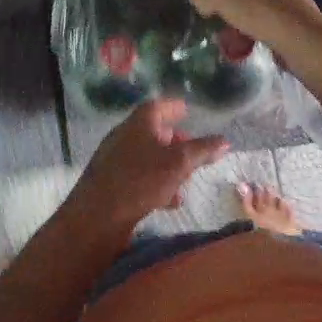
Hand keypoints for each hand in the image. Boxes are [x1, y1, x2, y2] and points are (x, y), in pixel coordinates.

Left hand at [62, 100, 228, 236]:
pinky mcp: (111, 182)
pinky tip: (169, 200)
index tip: (187, 109)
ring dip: (167, 164)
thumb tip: (225, 140)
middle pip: (152, 131)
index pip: (158, 106)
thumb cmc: (140, 180)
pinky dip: (156, 182)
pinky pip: (139, 175)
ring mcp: (115, 159)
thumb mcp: (178, 163)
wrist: (97, 215)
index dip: (174, 107)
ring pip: (147, 155)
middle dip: (174, 140)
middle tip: (191, 149)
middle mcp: (124, 135)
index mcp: (138, 123)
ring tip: (185, 179)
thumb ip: (202, 151)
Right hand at [189, 0, 321, 54]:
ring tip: (237, 44)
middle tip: (225, 30)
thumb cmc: (261, 12)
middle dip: (238, 14)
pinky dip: (264, 39)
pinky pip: (276, 31)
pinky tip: (255, 49)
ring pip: (264, 16)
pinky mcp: (304, 28)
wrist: (300, 41)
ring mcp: (298, 6)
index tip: (217, 10)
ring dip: (249, 29)